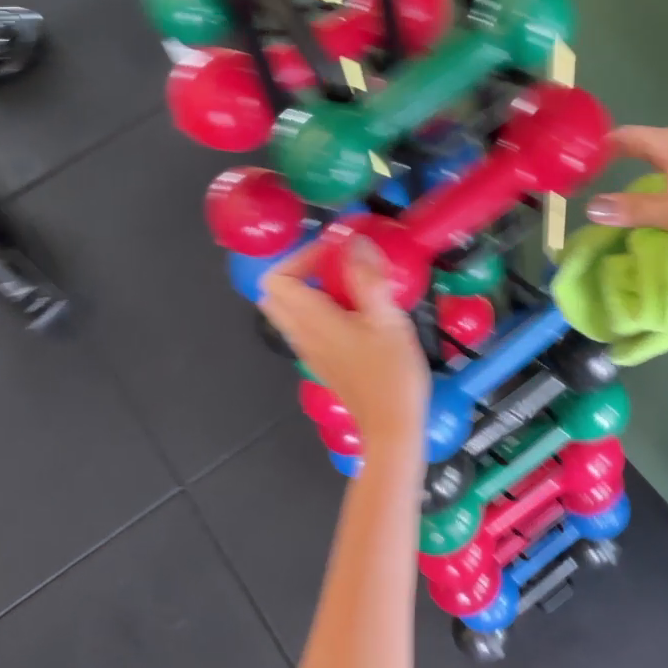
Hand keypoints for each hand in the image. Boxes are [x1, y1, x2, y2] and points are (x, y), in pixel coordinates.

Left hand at [260, 239, 428, 454]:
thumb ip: (367, 277)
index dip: (303, 256)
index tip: (339, 252)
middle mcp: (301, 334)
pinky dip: (321, 311)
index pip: (278, 277)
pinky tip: (356, 314)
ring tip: (348, 287)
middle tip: (336, 266)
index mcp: (311, 320)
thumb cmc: (391, 374)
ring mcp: (309, 351)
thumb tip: (353, 240)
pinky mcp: (323, 363)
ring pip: (290, 311)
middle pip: (276, 293)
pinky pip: (307, 328)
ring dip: (311, 291)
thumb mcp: (387, 320)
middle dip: (300, 271)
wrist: (391, 426)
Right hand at [583, 126, 667, 247]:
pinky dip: (660, 196)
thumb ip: (632, 209)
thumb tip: (590, 207)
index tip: (576, 166)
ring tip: (615, 207)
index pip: (625, 137)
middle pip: (642, 151)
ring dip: (639, 185)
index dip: (599, 148)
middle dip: (616, 167)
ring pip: (662, 170)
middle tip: (589, 189)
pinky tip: (656, 217)